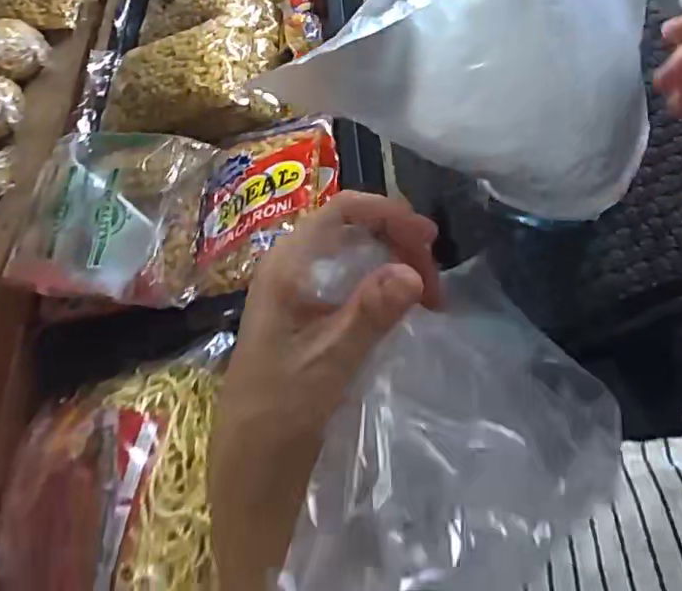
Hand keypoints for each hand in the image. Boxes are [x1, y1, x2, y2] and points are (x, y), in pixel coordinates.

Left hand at [209, 192, 441, 589]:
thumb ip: (368, 315)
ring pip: (357, 248)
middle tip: (434, 279)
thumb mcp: (327, 365)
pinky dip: (385, 281)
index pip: (343, 210)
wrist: (247, 470)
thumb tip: (412, 272)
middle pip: (354, 225)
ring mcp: (300, 285)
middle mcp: (293, 265)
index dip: (388, 213)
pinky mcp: (309, 308)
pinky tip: (404, 306)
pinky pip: (354, 274)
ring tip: (428, 294)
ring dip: (397, 260)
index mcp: (288, 266)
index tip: (427, 239)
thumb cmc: (278, 415)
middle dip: (400, 239)